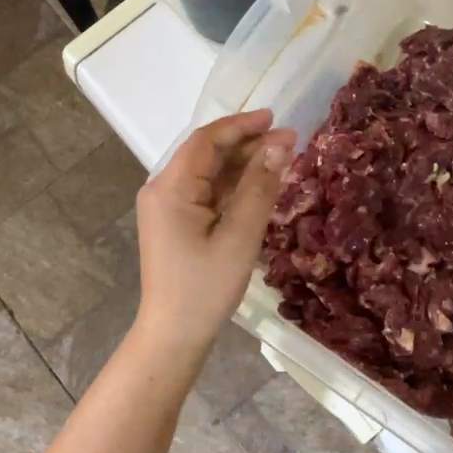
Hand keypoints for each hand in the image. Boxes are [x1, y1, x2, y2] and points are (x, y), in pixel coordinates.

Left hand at [134, 110, 295, 353]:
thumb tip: (280, 147)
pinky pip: (206, 194)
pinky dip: (233, 188)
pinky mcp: (176, 225)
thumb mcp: (239, 237)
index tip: (276, 119)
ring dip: (243, 166)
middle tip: (290, 142)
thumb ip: (259, 189)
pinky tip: (261, 186)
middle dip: (247, 145)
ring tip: (282, 160)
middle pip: (206, 154)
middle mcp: (163, 191)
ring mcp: (168, 209)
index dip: (242, 126)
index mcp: (170, 188)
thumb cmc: (205, 288)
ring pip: (208, 174)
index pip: (206, 141)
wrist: (175, 333)